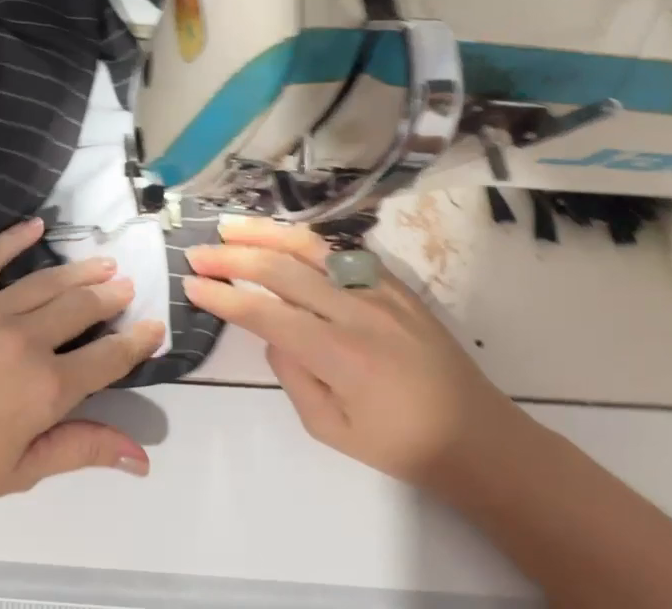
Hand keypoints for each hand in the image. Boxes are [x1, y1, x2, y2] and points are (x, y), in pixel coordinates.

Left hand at [0, 218, 163, 529]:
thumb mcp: (21, 469)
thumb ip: (82, 448)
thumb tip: (142, 457)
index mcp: (47, 390)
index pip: (107, 359)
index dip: (135, 342)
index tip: (153, 325)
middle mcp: (25, 342)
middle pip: (80, 310)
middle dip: (108, 297)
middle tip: (123, 285)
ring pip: (44, 282)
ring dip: (77, 271)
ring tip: (99, 263)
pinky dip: (12, 239)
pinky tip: (34, 226)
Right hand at [181, 218, 533, 490]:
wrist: (480, 438)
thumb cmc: (400, 445)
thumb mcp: (329, 429)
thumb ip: (291, 376)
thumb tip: (271, 334)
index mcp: (339, 356)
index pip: (265, 312)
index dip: (223, 296)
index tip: (191, 285)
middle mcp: (357, 314)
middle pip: (282, 270)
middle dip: (232, 258)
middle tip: (197, 253)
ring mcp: (380, 293)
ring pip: (312, 248)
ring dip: (265, 233)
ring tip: (229, 226)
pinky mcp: (397, 286)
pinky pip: (344, 252)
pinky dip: (306, 240)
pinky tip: (282, 235)